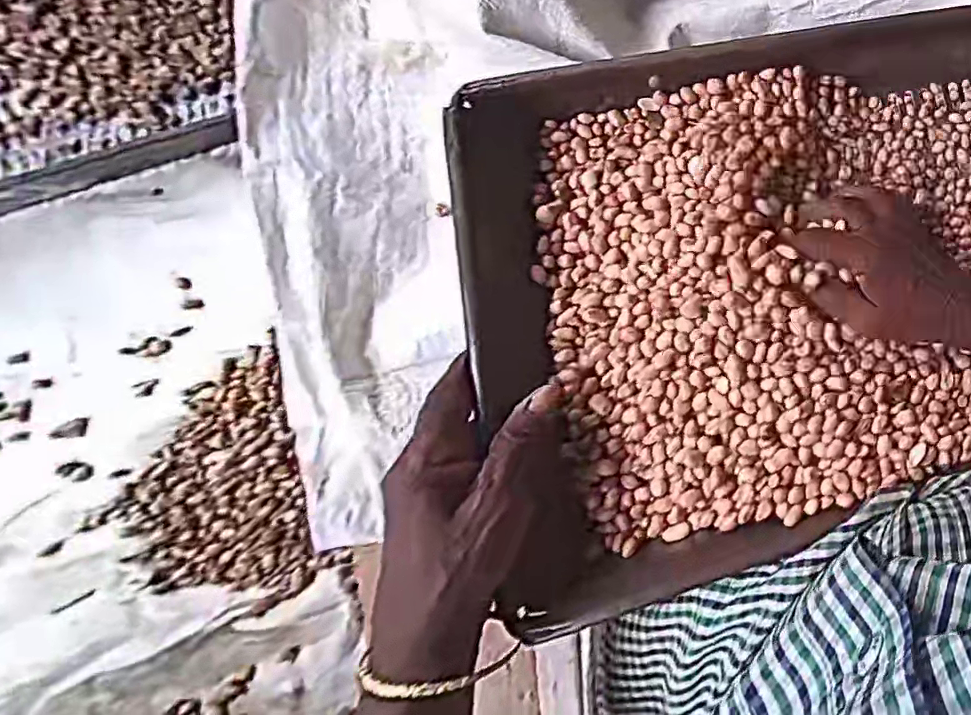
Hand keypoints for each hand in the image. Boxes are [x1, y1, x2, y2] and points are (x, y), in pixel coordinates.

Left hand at [367, 355, 577, 683]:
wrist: (427, 639)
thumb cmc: (458, 571)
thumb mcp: (497, 504)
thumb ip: (519, 445)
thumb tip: (547, 389)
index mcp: (425, 457)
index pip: (452, 387)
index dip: (482, 356)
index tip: (518, 331)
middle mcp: (420, 463)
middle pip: (463, 406)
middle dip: (504, 385)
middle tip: (549, 364)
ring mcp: (428, 483)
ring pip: (472, 431)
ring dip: (506, 416)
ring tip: (549, 401)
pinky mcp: (441, 500)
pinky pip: (475, 455)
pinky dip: (503, 443)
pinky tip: (533, 449)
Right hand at [783, 187, 970, 346]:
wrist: (957, 304)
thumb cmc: (913, 318)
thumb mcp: (867, 321)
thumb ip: (834, 299)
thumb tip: (808, 281)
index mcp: (865, 254)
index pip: (820, 241)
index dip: (797, 242)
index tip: (780, 242)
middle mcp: (880, 230)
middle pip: (841, 208)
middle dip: (816, 211)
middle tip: (800, 216)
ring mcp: (899, 223)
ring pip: (866, 195)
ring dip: (844, 196)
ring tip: (829, 200)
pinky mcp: (913, 223)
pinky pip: (889, 198)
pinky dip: (872, 195)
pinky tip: (866, 202)